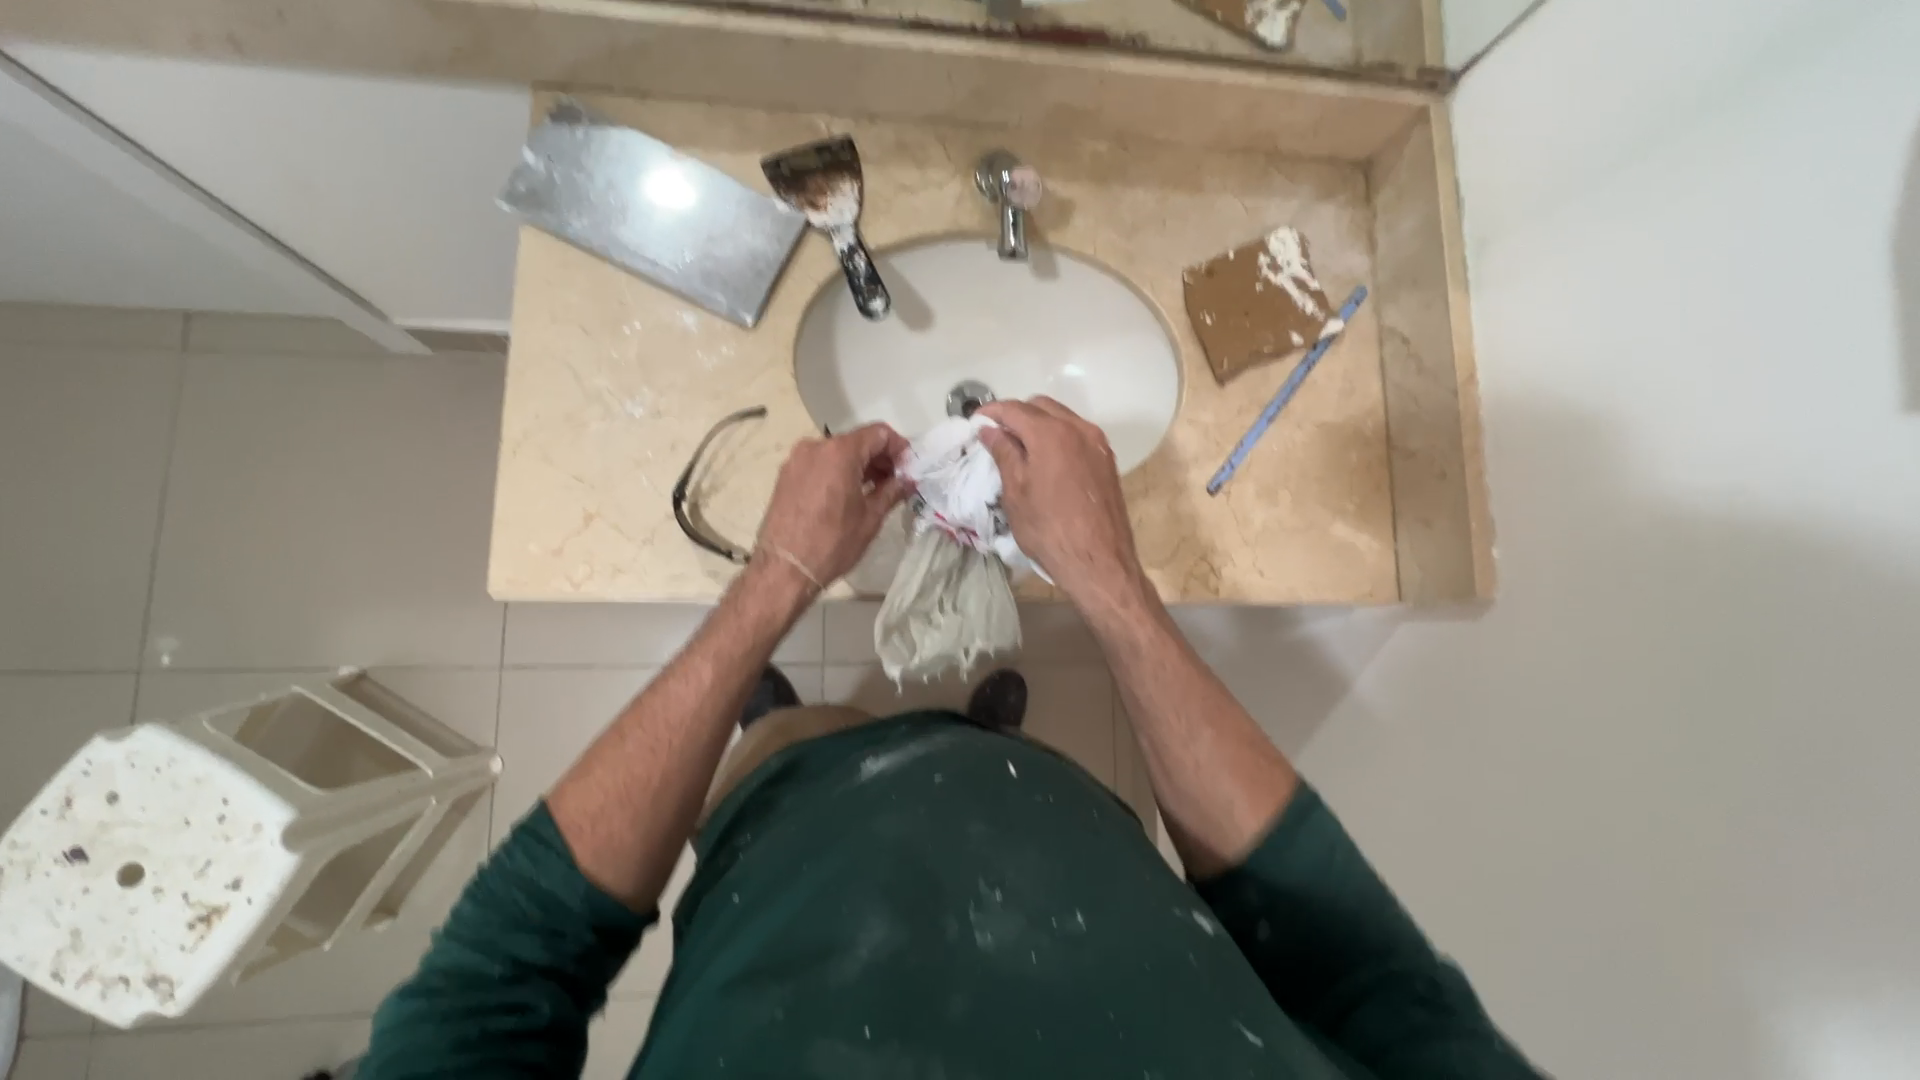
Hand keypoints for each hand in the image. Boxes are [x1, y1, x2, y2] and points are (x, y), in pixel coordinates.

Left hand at [756, 422, 911, 588]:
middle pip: (857, 441)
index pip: (879, 433)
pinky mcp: (785, 475)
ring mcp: (797, 460)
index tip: (909, 469)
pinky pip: (820, 464)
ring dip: (858, 466)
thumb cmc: (832, 543)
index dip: (899, 447)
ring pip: (837, 453)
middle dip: (879, 458)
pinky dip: (837, 473)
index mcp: (840, 452)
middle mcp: (816, 447)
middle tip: (895, 482)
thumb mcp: (870, 518)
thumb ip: (892, 491)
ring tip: (872, 491)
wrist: (784, 569)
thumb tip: (907, 480)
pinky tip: (846, 496)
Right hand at [976, 397, 1147, 610]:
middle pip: (1040, 407)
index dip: (991, 412)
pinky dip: (1058, 437)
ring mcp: (1097, 443)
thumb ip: (1003, 453)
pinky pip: (1077, 434)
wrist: (1098, 561)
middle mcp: (1078, 428)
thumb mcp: (1016, 492)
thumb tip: (990, 430)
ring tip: (1019, 448)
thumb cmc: (1049, 530)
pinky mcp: (1106, 459)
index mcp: (1051, 433)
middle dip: (1016, 415)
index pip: (1014, 409)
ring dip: (1038, 424)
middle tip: (996, 436)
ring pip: (1062, 418)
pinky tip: (1046, 460)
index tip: (975, 422)